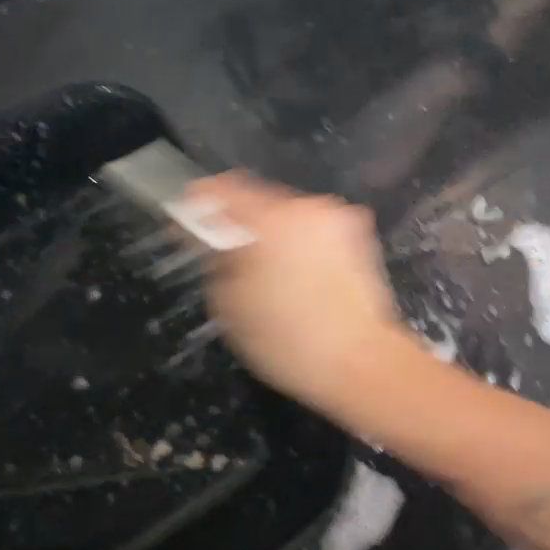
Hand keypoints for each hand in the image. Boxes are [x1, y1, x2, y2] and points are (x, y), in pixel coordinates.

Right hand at [185, 173, 418, 405]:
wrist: (360, 361)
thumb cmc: (287, 340)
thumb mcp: (230, 305)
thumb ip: (215, 260)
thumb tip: (214, 239)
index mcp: (269, 220)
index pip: (223, 189)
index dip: (201, 200)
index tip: (189, 215)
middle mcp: (305, 207)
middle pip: (260, 200)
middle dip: (241, 223)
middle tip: (229, 255)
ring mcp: (337, 219)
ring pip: (290, 216)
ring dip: (274, 233)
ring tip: (267, 272)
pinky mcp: (360, 236)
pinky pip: (316, 230)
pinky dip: (302, 244)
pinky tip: (299, 277)